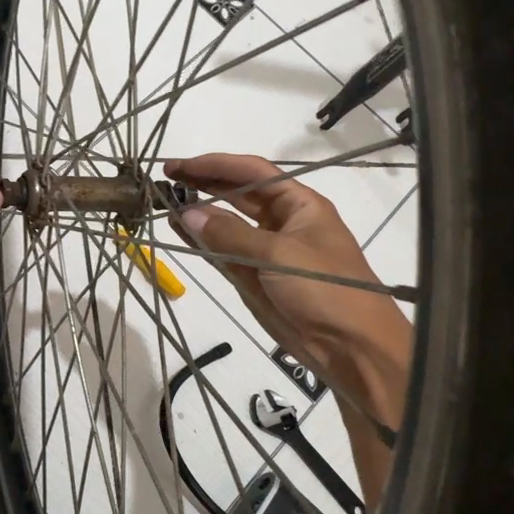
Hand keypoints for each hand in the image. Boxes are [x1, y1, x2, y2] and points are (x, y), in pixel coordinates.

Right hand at [164, 154, 411, 423]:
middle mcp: (280, 221)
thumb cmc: (325, 289)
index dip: (215, 165)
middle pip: (236, 192)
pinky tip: (177, 229)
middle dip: (202, 183)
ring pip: (225, 221)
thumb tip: (185, 214)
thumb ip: (229, 233)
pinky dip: (198, 240)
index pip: (252, 172)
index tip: (179, 167)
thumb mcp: (278, 255)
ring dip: (197, 211)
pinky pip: (220, 250)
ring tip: (163, 202)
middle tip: (165, 177)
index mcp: (299, 205)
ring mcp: (264, 248)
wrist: (350, 348)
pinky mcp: (251, 275)